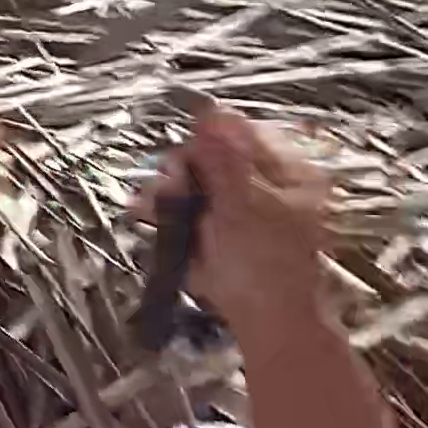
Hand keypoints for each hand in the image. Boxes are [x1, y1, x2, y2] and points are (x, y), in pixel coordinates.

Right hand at [148, 106, 329, 340]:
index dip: (209, 135)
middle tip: (175, 186)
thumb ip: (225, 159)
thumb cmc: (267, 261)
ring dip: (164, 187)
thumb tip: (211, 112)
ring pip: (184, 176)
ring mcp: (226, 202)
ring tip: (153, 204)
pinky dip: (157, 205)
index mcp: (284, 170)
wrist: (259, 315)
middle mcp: (254, 180)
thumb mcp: (248, 204)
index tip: (188, 152)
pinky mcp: (201, 221)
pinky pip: (173, 201)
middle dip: (182, 167)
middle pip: (206, 152)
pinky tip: (143, 210)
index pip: (241, 132)